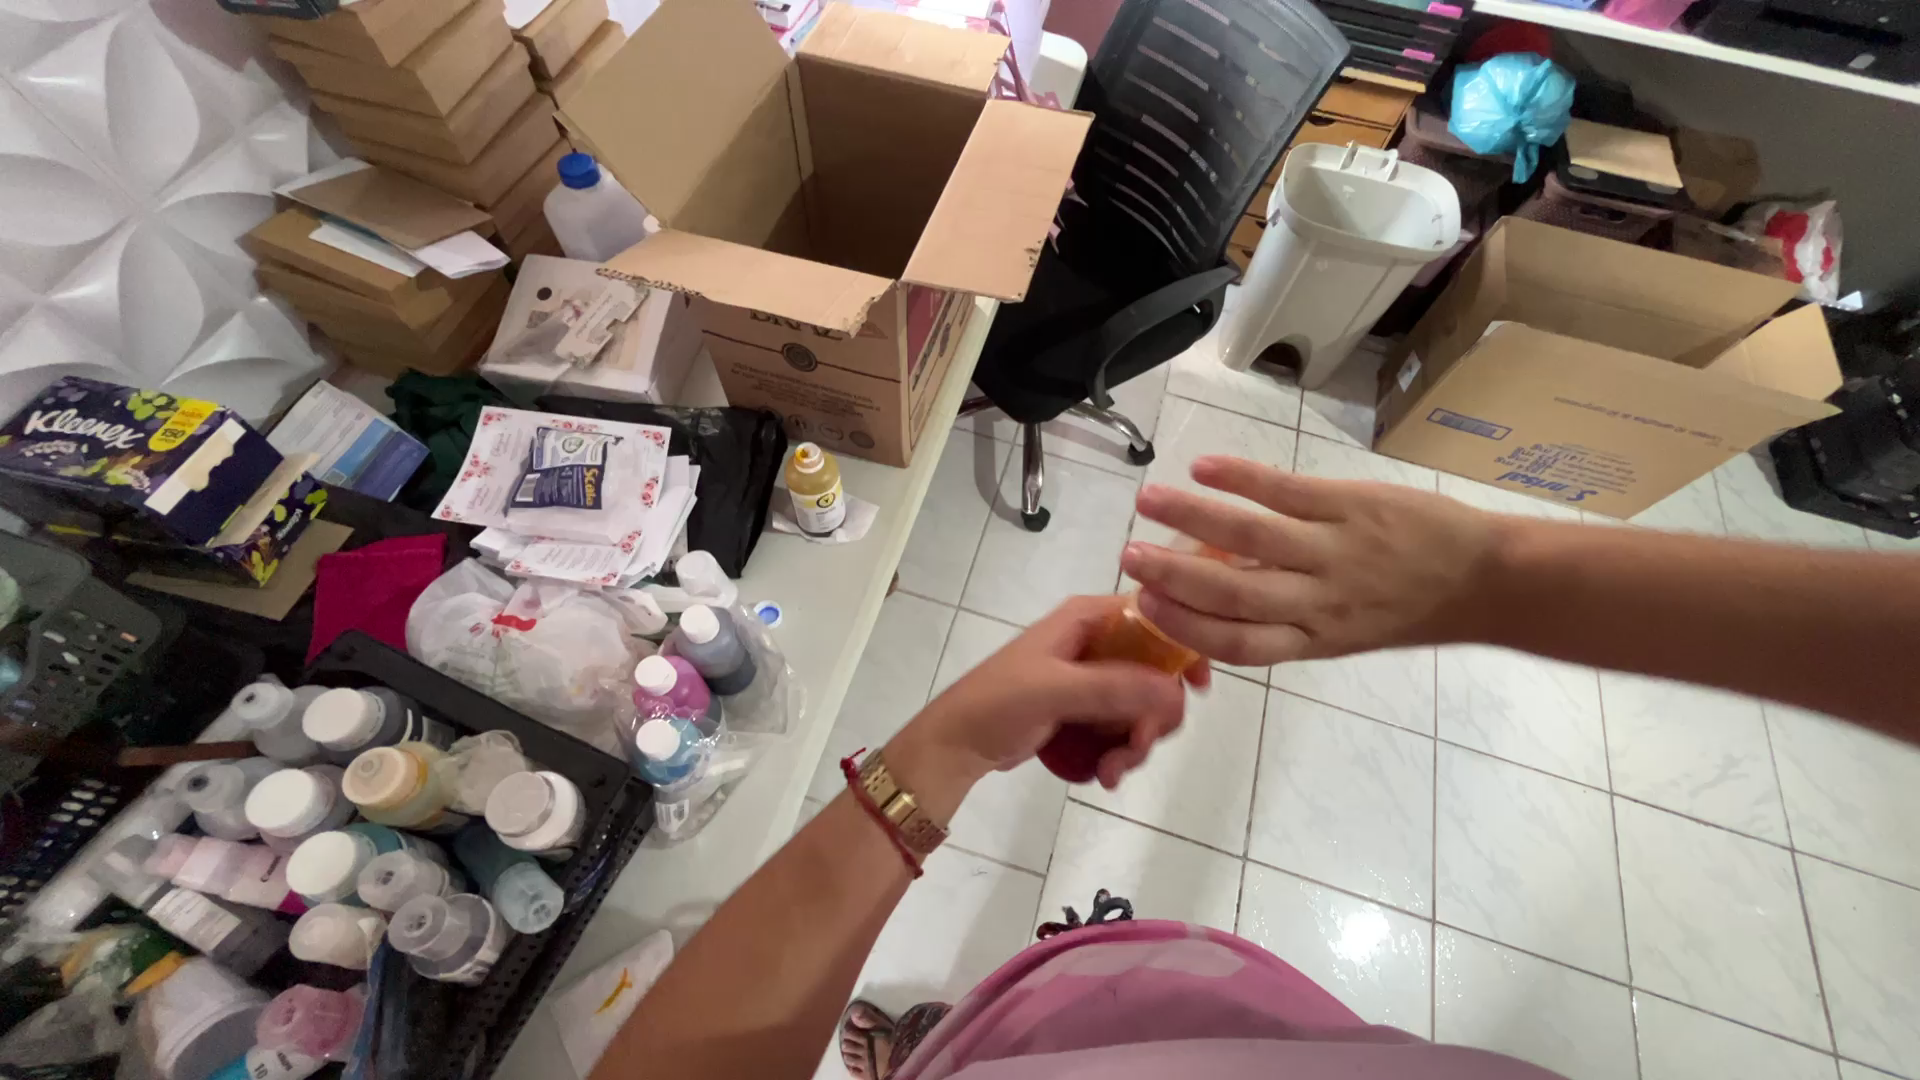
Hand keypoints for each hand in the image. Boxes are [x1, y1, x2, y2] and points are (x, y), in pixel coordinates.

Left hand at [885, 596, 1206, 816]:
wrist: (958, 742)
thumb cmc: (999, 702)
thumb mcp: (1055, 690)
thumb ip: (1113, 687)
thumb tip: (1176, 691)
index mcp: (1086, 619)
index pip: (1153, 617)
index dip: (1181, 648)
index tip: (1198, 689)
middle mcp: (1095, 641)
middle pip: (1155, 670)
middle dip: (1154, 716)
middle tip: (1138, 747)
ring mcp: (1090, 676)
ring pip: (1142, 704)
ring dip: (1136, 742)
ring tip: (1111, 770)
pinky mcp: (1085, 708)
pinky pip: (1122, 725)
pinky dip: (1121, 750)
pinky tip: (1105, 773)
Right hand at [1119, 455, 1507, 667]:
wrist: (1487, 580)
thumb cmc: (1401, 612)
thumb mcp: (1338, 637)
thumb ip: (1276, 621)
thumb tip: (1204, 599)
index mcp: (1312, 640)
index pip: (1237, 643)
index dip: (1186, 627)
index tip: (1144, 604)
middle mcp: (1319, 602)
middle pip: (1234, 593)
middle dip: (1174, 575)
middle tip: (1128, 555)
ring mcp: (1335, 551)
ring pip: (1251, 536)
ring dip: (1193, 516)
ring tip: (1148, 499)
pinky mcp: (1351, 506)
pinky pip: (1287, 491)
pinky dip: (1242, 478)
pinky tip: (1203, 467)